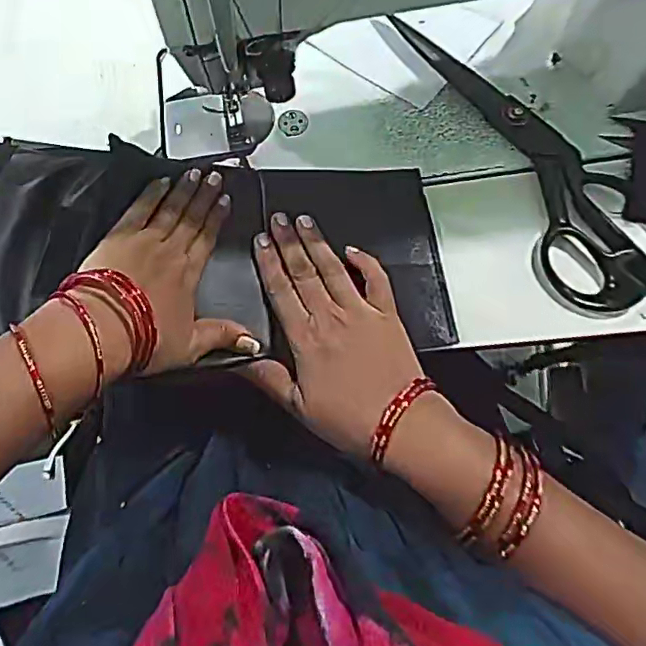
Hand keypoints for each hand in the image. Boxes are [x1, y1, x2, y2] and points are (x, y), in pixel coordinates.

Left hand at [77, 171, 257, 375]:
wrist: (106, 327)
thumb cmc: (144, 338)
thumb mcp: (190, 346)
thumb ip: (221, 336)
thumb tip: (251, 342)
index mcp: (188, 275)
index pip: (207, 239)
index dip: (216, 218)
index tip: (224, 201)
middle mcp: (169, 251)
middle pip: (191, 218)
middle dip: (205, 195)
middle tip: (214, 177)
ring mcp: (144, 240)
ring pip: (169, 208)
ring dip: (183, 189)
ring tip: (194, 173)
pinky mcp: (119, 235)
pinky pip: (140, 207)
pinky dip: (151, 193)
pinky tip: (159, 182)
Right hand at [242, 213, 458, 458]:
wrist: (403, 426)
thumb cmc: (352, 420)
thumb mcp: (298, 406)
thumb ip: (267, 378)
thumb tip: (241, 359)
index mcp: (305, 339)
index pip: (280, 290)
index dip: (268, 262)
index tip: (260, 241)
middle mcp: (330, 318)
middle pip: (303, 271)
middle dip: (287, 241)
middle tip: (278, 219)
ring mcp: (360, 313)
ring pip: (333, 268)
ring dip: (316, 242)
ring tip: (304, 221)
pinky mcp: (387, 316)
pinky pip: (375, 280)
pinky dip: (365, 261)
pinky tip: (352, 249)